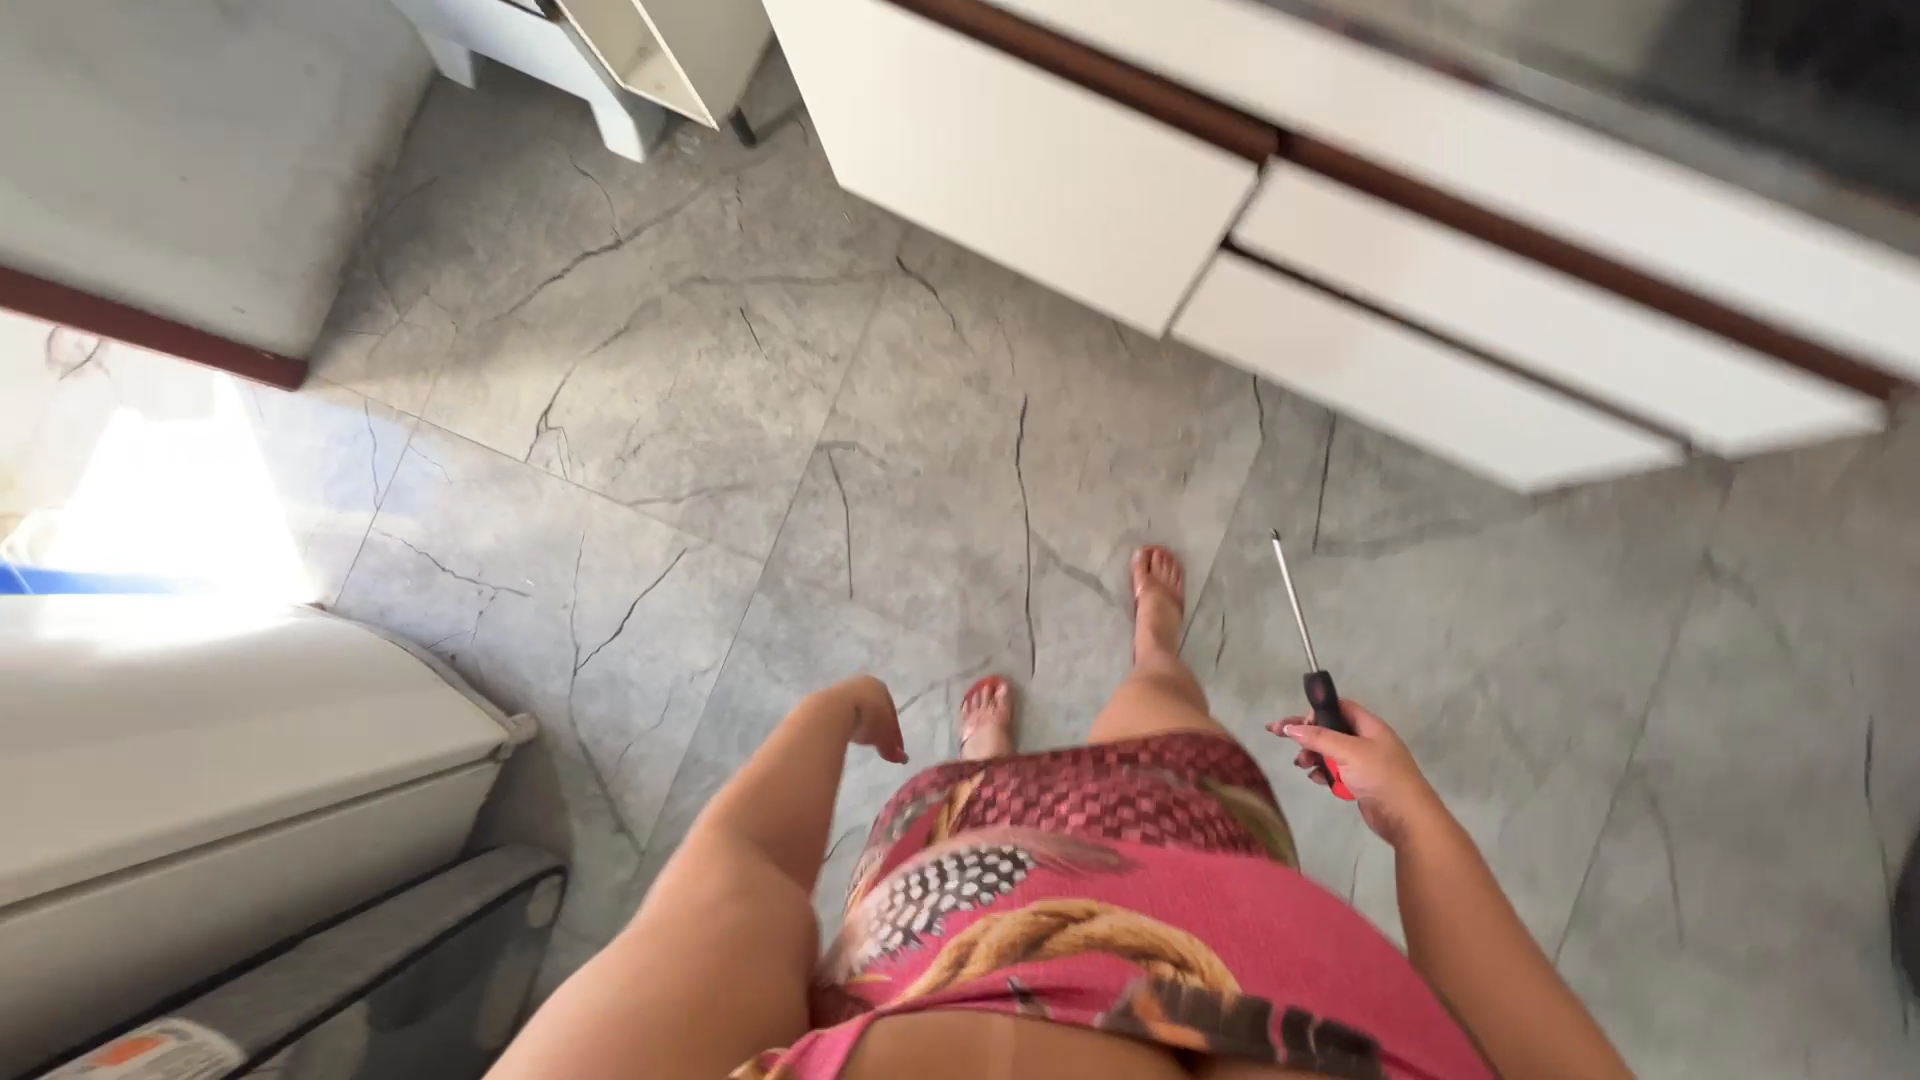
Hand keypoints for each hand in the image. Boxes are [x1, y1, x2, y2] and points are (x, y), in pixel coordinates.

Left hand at [832, 675, 907, 763]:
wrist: (833, 711)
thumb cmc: (867, 718)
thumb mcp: (884, 736)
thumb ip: (892, 746)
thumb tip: (901, 758)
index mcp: (880, 687)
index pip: (890, 712)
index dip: (893, 732)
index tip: (894, 749)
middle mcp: (861, 684)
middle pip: (872, 708)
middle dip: (876, 725)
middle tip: (877, 744)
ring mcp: (840, 689)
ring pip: (854, 710)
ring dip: (858, 724)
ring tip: (858, 741)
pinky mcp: (823, 699)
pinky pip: (839, 715)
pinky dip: (843, 725)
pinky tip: (842, 736)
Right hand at [1267, 700, 1441, 847]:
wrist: (1407, 819)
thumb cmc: (1380, 777)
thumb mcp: (1348, 751)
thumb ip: (1318, 737)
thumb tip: (1290, 727)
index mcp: (1369, 727)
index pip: (1339, 707)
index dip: (1317, 711)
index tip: (1299, 723)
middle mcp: (1366, 741)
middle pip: (1329, 729)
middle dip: (1306, 735)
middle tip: (1278, 734)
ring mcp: (1364, 763)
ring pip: (1330, 752)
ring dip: (1313, 756)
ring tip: (1301, 764)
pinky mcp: (1360, 782)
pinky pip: (1336, 771)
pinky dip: (1324, 773)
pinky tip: (1317, 779)